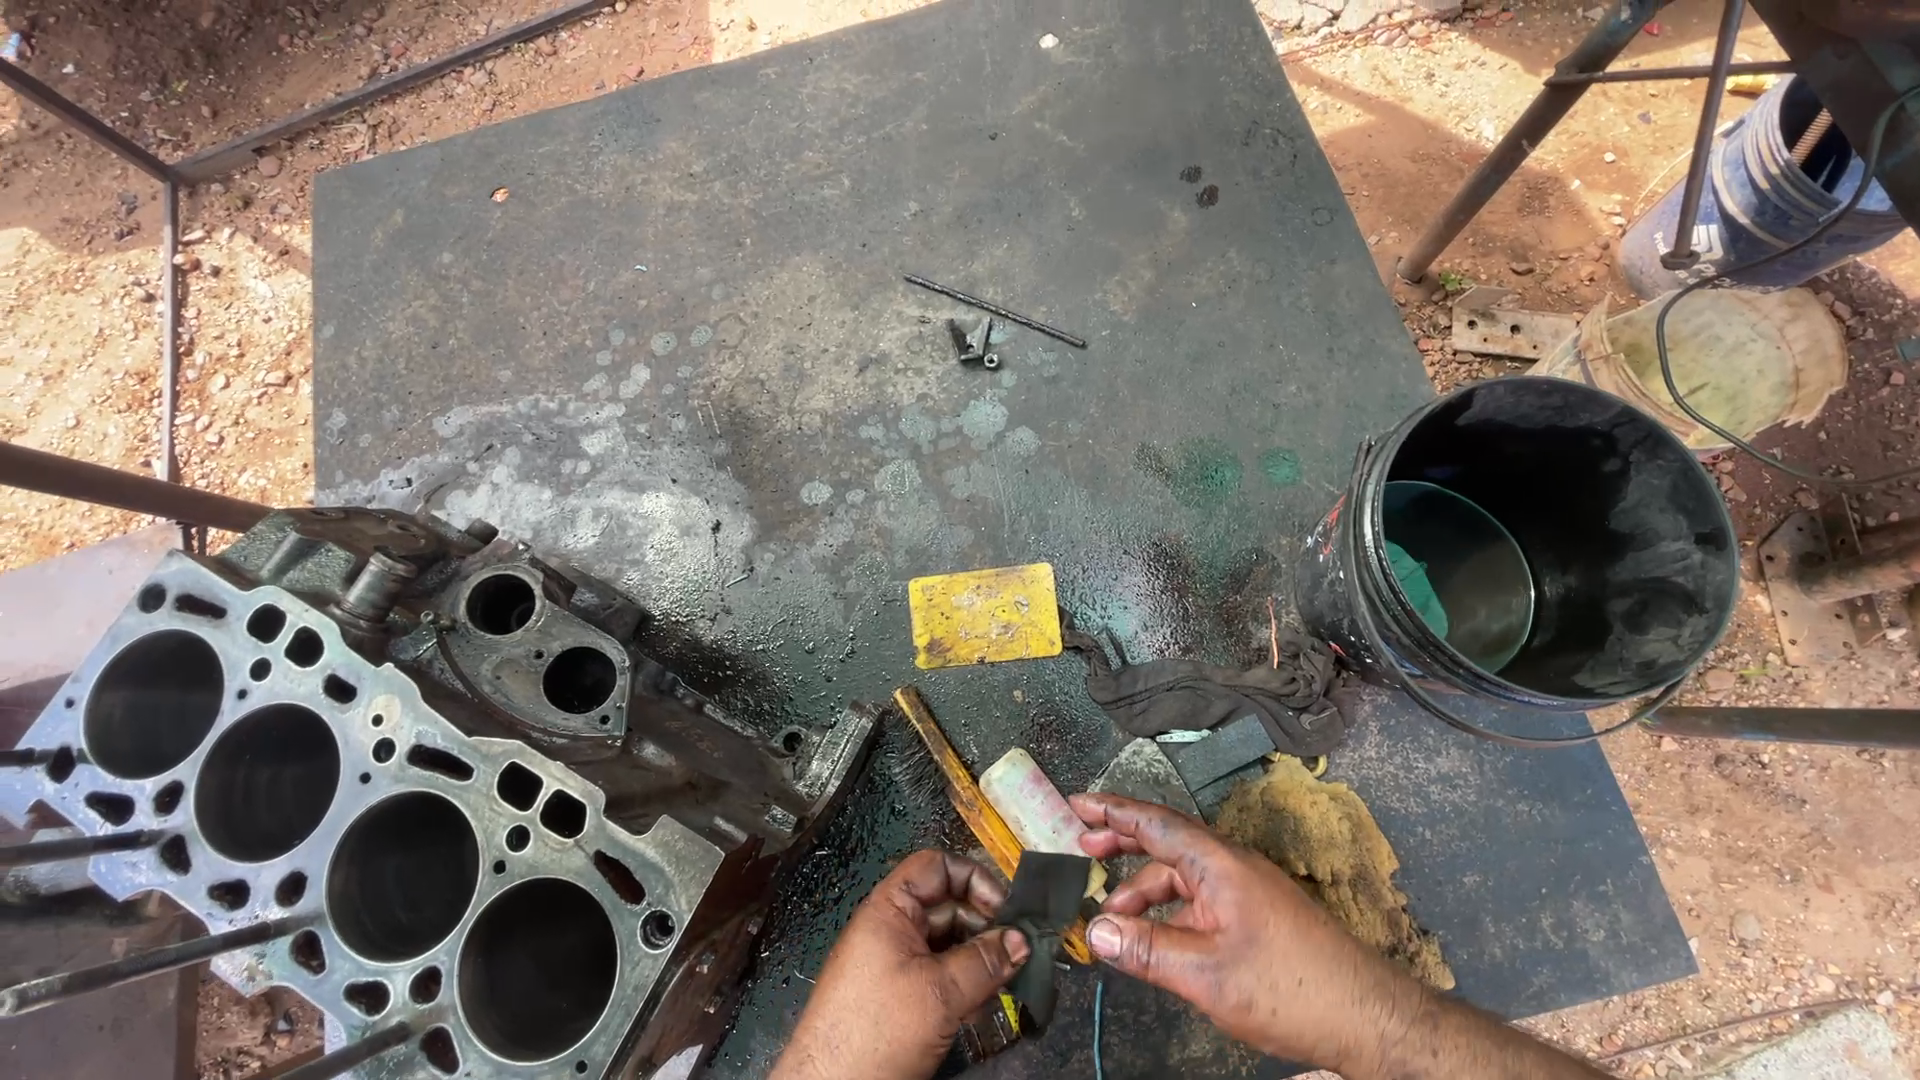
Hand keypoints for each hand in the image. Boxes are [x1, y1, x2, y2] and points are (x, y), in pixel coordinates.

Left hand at [770, 850, 1031, 1079]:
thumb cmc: (877, 1030)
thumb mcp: (939, 992)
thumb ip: (984, 961)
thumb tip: (1022, 940)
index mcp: (891, 908)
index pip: (938, 868)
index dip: (975, 880)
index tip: (1007, 911)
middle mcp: (894, 927)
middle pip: (950, 907)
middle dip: (986, 928)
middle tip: (1019, 955)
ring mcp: (897, 962)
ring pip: (951, 945)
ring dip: (981, 963)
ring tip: (1004, 987)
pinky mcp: (902, 996)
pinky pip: (943, 976)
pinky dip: (966, 988)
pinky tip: (982, 1010)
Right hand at [1071, 793, 1419, 1074]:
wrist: (1369, 1018)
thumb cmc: (1286, 987)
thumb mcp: (1206, 973)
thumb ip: (1146, 949)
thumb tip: (1095, 930)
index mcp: (1218, 862)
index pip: (1154, 821)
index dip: (1111, 810)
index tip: (1075, 803)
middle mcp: (1230, 864)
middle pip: (1165, 838)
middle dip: (1121, 840)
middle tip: (1081, 846)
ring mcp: (1245, 889)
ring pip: (1181, 875)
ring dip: (1142, 889)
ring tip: (1111, 916)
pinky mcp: (1254, 915)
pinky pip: (1198, 899)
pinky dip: (1168, 910)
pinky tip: (1154, 937)